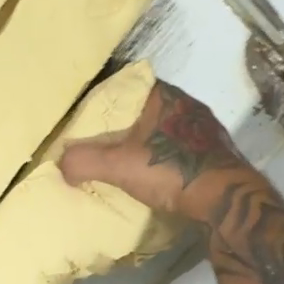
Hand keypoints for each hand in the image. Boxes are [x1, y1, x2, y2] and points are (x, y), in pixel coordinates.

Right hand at [58, 81, 247, 222]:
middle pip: (148, 109)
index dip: (111, 99)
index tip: (92, 116)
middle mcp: (188, 107)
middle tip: (103, 141)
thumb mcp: (118, 165)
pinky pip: (179, 150)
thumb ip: (84, 161)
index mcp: (166, 98)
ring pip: (165, 130)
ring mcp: (204, 131)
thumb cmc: (170, 170)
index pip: (133, 85)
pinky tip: (152, 175)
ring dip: (146, 143)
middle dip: (127, 124)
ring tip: (125, 159)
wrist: (222, 198)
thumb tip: (60, 164)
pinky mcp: (214, 155)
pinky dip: (163, 159)